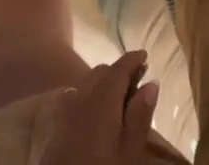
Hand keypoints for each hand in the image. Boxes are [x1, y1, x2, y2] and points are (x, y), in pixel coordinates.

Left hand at [40, 50, 160, 163]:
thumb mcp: (130, 154)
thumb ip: (139, 117)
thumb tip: (151, 82)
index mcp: (102, 101)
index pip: (118, 69)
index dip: (132, 59)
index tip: (145, 54)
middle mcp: (81, 98)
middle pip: (100, 72)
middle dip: (119, 70)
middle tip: (138, 79)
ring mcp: (66, 111)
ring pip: (87, 83)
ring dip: (104, 81)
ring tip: (121, 95)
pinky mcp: (57, 126)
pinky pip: (76, 96)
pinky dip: (90, 94)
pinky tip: (96, 109)